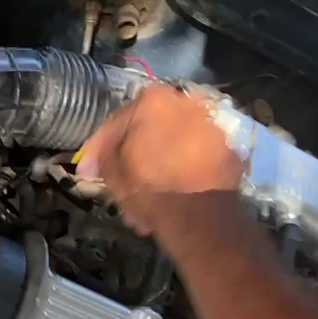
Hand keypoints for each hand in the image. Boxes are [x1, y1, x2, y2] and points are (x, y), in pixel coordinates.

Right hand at [76, 84, 245, 237]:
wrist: (200, 217)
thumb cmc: (150, 189)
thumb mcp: (112, 173)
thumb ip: (101, 157)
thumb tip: (97, 158)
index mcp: (154, 101)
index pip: (116, 124)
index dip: (97, 150)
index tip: (87, 172)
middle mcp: (187, 101)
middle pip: (148, 130)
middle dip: (133, 156)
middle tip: (118, 182)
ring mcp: (213, 122)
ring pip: (173, 143)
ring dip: (157, 164)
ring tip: (144, 194)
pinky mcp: (230, 145)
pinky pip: (194, 155)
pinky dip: (181, 168)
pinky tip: (169, 191)